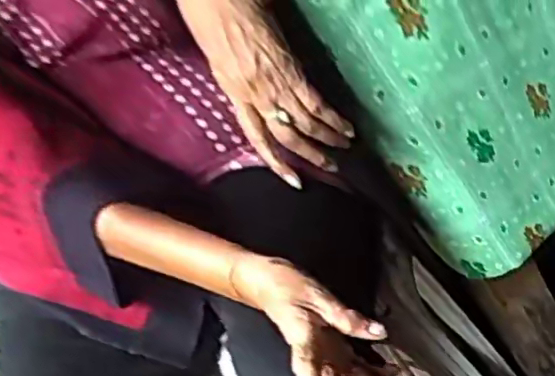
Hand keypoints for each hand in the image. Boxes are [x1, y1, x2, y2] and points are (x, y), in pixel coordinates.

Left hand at [179, 0, 353, 186]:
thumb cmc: (206, 10)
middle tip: (331, 166)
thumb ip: (232, 74)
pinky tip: (348, 128)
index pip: (256, 136)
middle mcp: (255, 93)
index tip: (294, 181)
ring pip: (307, 125)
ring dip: (330, 139)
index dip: (276, 162)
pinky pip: (318, 105)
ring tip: (345, 145)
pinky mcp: (292, 72)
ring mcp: (274, 84)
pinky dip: (336, 120)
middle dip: (313, 155)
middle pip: (288, 137)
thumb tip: (248, 91)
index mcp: (232, 88)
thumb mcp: (211, 49)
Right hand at [228, 256, 404, 375]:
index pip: (307, 372)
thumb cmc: (285, 287)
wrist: (269, 282)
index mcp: (305, 344)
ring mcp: (328, 356)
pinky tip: (394, 372)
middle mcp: (318, 357)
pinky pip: (360, 370)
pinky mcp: (337, 351)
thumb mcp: (317, 298)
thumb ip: (347, 318)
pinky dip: (379, 374)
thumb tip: (378, 332)